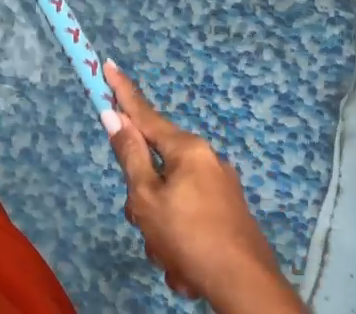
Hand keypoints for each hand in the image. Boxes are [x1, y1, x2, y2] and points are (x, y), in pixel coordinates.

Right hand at [102, 60, 305, 313]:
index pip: (146, 114)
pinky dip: (180, 240)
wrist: (247, 291)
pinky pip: (190, 219)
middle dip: (144, 197)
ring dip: (161, 226)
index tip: (108, 65)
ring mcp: (223, 191)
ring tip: (168, 254)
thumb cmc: (190, 237)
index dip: (123, 92)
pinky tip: (184, 266)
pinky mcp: (231, 217)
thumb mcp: (147, 197)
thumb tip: (113, 116)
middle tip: (144, 221)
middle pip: (156, 166)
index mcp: (188, 150)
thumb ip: (129, 155)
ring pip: (171, 198)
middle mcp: (208, 162)